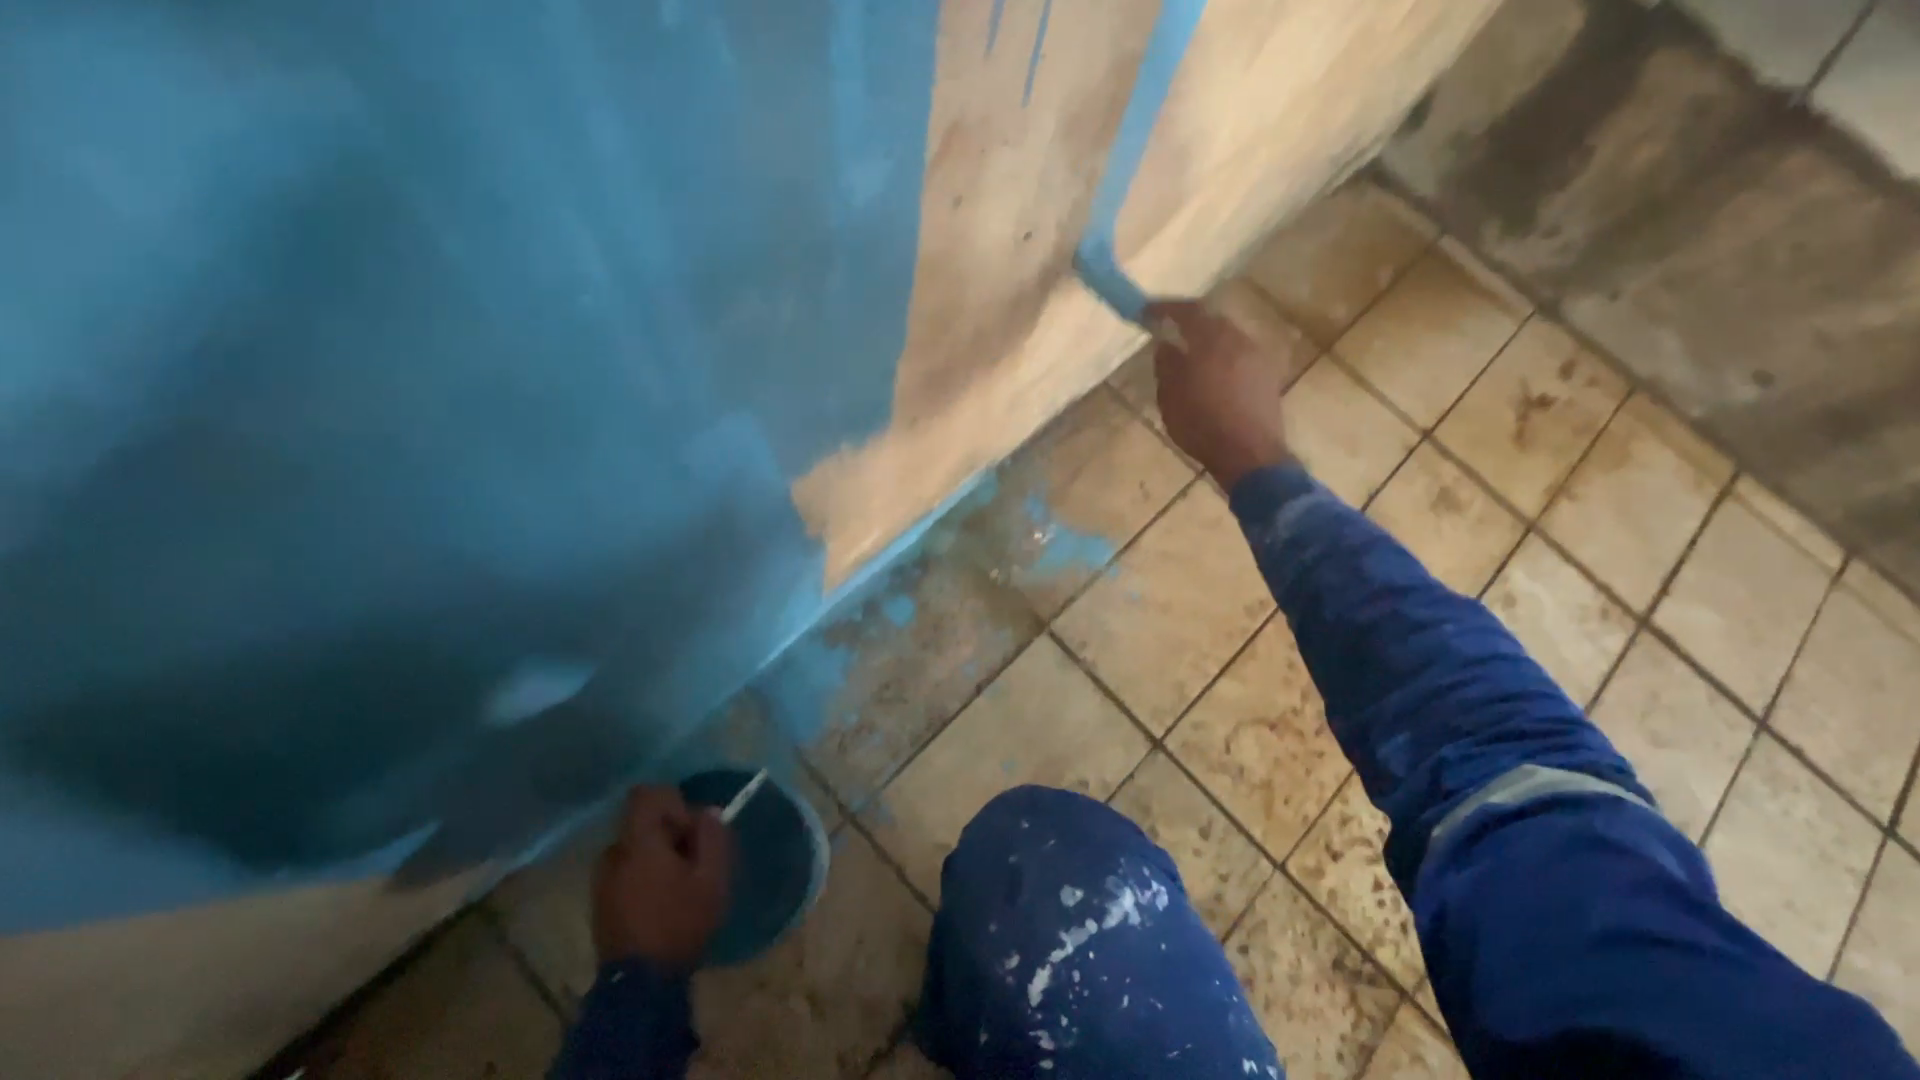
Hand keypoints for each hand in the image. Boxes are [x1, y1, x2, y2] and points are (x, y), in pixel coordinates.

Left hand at [592, 785, 734, 972]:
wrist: (638, 986)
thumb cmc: (679, 924)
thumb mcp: (712, 879)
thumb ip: (713, 838)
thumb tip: (708, 811)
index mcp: (639, 842)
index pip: (648, 794)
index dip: (674, 803)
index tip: (691, 831)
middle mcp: (613, 853)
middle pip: (643, 823)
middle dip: (672, 835)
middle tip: (695, 865)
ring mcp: (602, 880)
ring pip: (635, 850)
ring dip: (658, 858)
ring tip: (680, 889)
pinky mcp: (600, 903)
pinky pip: (626, 872)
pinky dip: (644, 878)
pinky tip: (662, 906)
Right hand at [1147, 299, 1293, 491]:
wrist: (1249, 454)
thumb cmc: (1202, 424)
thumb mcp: (1170, 396)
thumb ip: (1166, 365)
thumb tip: (1165, 344)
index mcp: (1212, 340)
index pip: (1188, 311)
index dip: (1165, 308)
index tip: (1146, 311)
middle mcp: (1239, 340)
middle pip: (1213, 322)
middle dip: (1191, 324)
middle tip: (1171, 333)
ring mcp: (1258, 358)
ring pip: (1229, 340)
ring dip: (1209, 344)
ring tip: (1192, 359)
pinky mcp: (1268, 377)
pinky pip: (1240, 358)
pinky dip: (1224, 360)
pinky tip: (1214, 378)